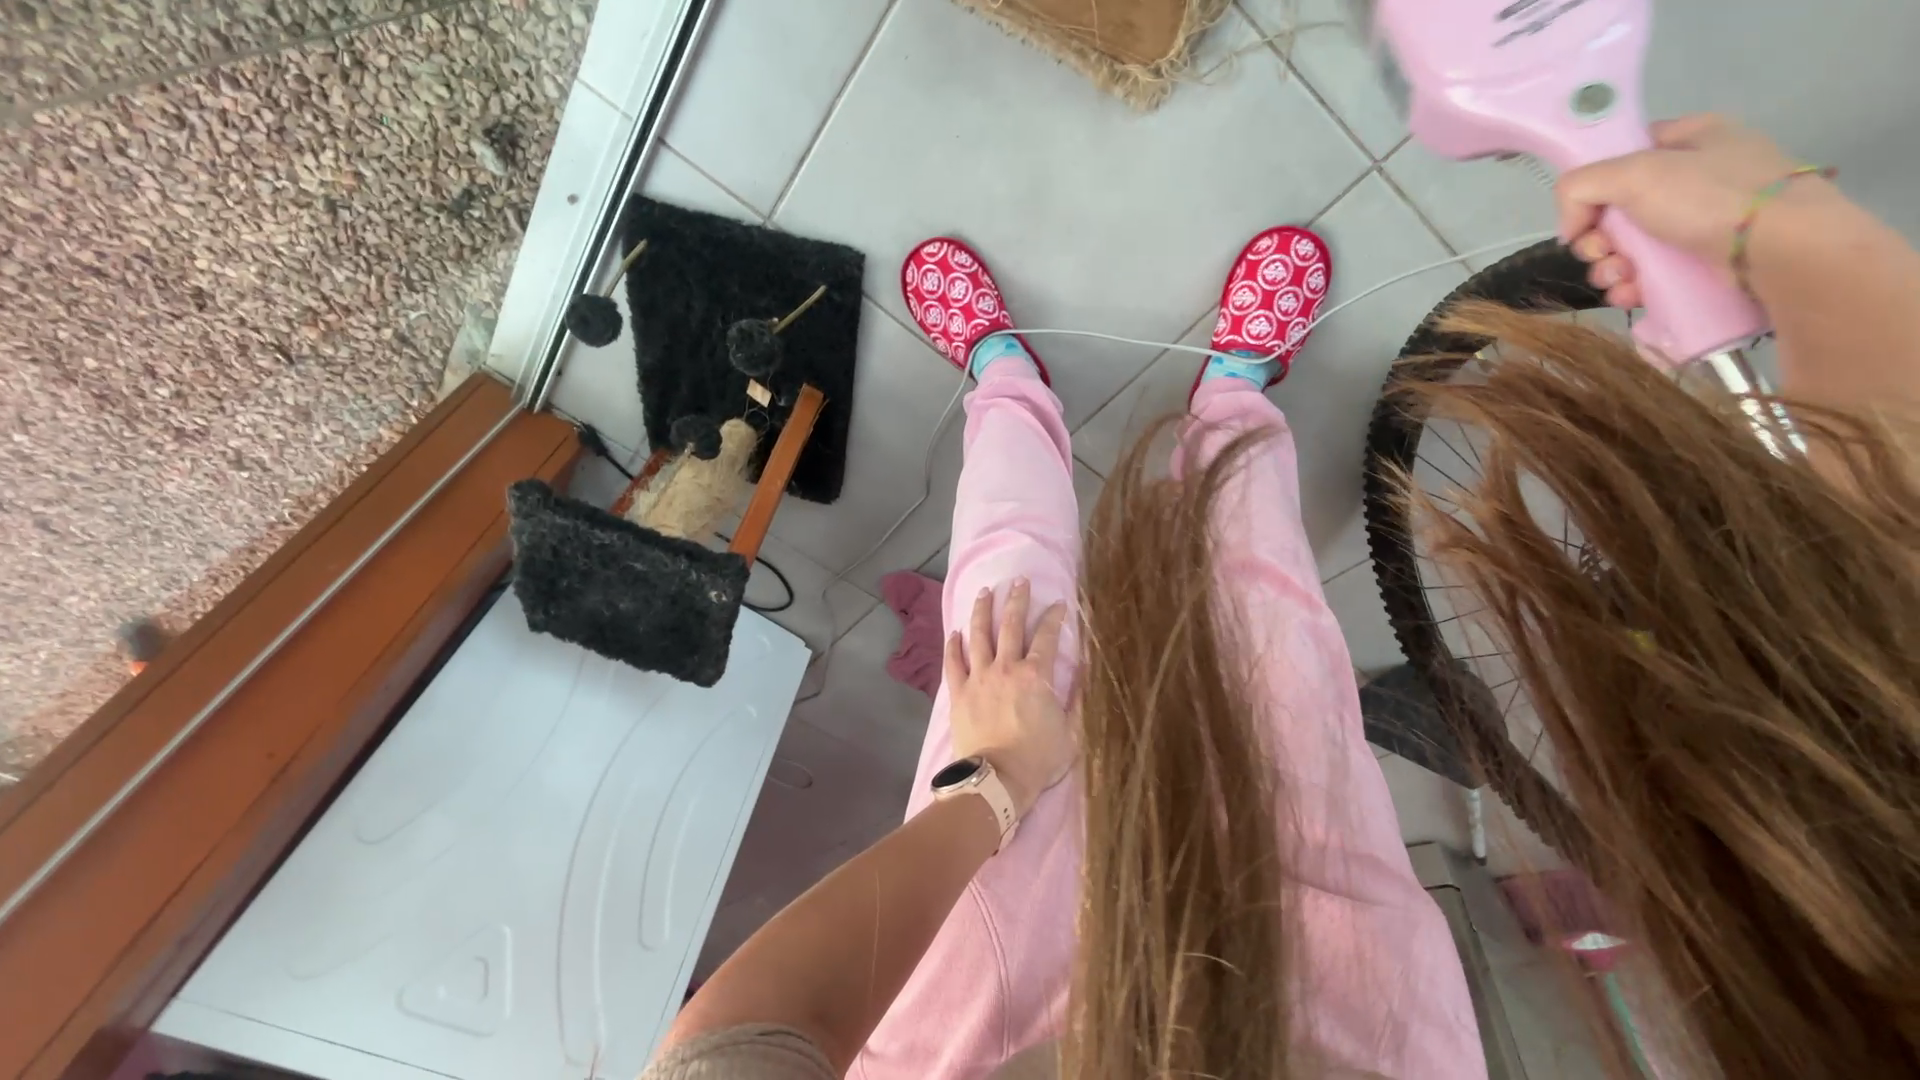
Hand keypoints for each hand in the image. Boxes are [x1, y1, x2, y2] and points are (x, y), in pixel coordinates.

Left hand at [943, 579, 1075, 817]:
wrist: (996, 780)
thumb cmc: (1038, 760)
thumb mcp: (1072, 733)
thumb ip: (1079, 700)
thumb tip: (1086, 671)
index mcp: (1036, 676)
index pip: (1047, 637)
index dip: (1054, 617)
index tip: (1059, 604)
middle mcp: (1006, 668)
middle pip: (1011, 626)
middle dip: (1016, 600)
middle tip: (1019, 581)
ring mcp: (979, 678)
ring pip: (979, 636)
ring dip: (982, 611)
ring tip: (984, 592)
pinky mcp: (958, 693)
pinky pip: (953, 662)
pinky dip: (953, 645)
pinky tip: (954, 632)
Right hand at [1556, 114, 1823, 308]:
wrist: (1779, 248)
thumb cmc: (1710, 197)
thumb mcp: (1634, 173)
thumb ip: (1581, 186)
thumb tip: (1569, 227)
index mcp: (1690, 138)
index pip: (1620, 155)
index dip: (1592, 186)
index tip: (1583, 212)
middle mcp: (1695, 176)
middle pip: (1614, 210)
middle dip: (1597, 239)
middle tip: (1603, 250)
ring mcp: (1700, 220)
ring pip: (1625, 248)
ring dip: (1608, 268)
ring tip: (1621, 277)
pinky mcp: (1700, 260)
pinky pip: (1646, 274)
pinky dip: (1630, 286)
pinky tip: (1631, 293)